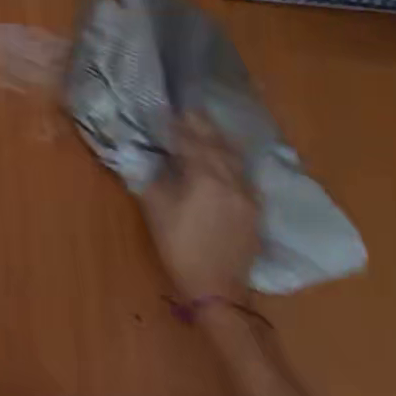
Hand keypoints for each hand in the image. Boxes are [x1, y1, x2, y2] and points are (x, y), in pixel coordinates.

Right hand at [139, 112, 260, 300]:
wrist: (217, 286)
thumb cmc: (178, 244)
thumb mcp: (155, 207)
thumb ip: (150, 176)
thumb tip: (141, 154)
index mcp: (207, 180)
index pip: (194, 143)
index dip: (181, 126)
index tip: (169, 109)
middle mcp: (233, 183)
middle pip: (219, 148)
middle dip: (204, 128)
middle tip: (189, 110)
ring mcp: (249, 198)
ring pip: (235, 160)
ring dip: (220, 142)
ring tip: (206, 128)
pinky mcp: (254, 211)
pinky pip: (242, 175)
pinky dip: (230, 160)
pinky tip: (223, 159)